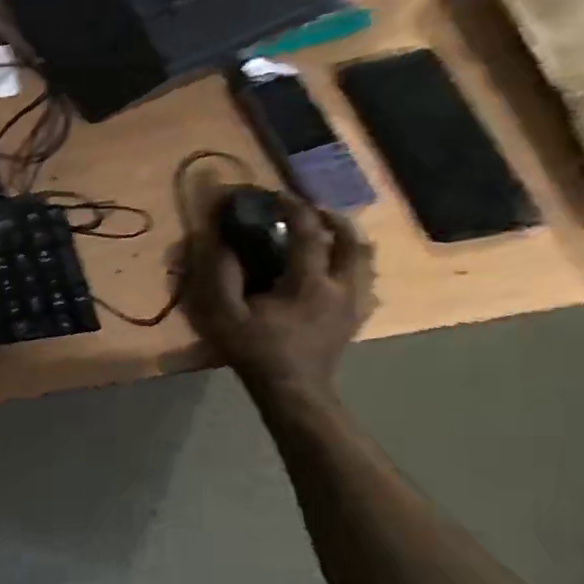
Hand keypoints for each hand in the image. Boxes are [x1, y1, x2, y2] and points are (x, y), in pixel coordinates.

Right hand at [184, 193, 374, 394]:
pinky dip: (350, 260)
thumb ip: (221, 273)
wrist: (293, 388)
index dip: (293, 208)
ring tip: (322, 231)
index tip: (275, 195)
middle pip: (351, 239)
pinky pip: (364, 276)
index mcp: (310, 282)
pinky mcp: (357, 314)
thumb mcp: (224, 312)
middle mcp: (343, 285)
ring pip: (364, 256)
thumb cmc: (253, 349)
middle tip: (306, 208)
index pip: (309, 232)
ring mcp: (356, 301)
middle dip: (329, 217)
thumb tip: (218, 240)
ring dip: (345, 237)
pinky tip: (331, 265)